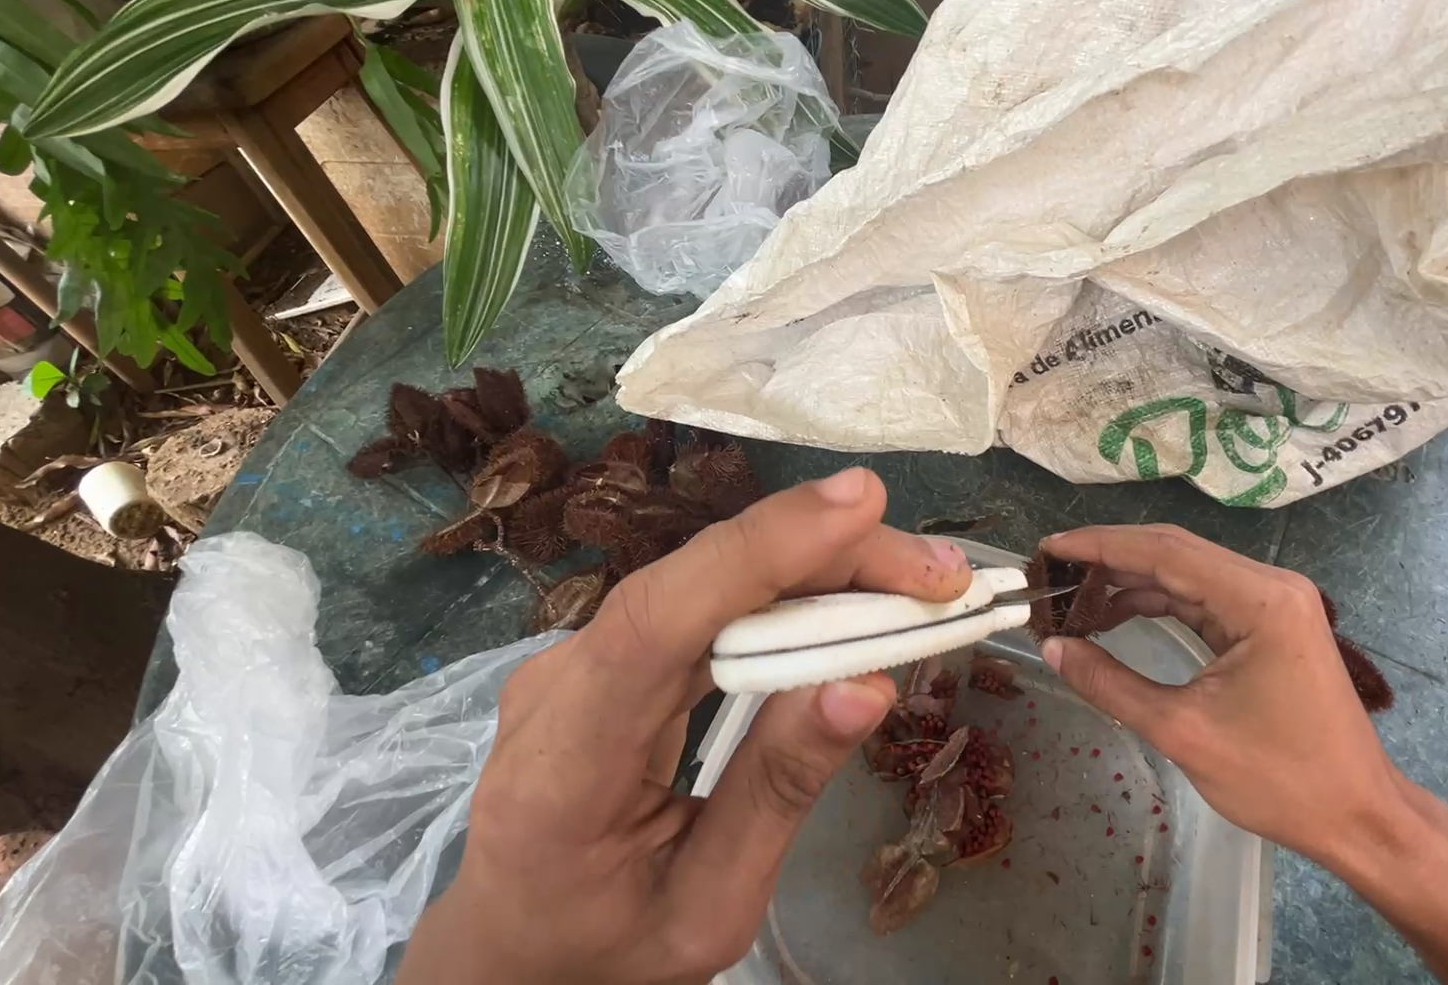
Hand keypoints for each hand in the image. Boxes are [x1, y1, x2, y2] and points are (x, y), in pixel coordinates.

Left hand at [397, 468, 973, 984]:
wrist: (509, 955)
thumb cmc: (607, 952)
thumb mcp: (710, 908)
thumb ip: (778, 793)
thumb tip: (866, 684)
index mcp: (565, 765)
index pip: (656, 622)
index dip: (758, 551)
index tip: (858, 507)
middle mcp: (559, 680)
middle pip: (696, 580)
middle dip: (824, 556)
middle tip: (938, 571)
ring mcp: (574, 654)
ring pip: (706, 576)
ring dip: (814, 564)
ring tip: (915, 578)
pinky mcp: (605, 648)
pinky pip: (702, 596)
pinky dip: (784, 585)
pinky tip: (847, 590)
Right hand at [1036, 524, 1411, 872]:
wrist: (1361, 819)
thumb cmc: (1280, 780)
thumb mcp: (1182, 732)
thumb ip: (1109, 684)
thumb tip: (1051, 648)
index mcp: (1259, 599)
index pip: (1163, 551)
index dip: (1100, 545)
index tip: (1049, 547)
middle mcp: (1269, 585)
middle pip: (1173, 550)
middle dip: (1109, 556)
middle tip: (1053, 567)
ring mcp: (1271, 602)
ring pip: (1184, 570)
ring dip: (1129, 579)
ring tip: (1073, 593)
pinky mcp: (1267, 622)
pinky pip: (1199, 596)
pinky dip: (1155, 600)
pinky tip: (1115, 613)